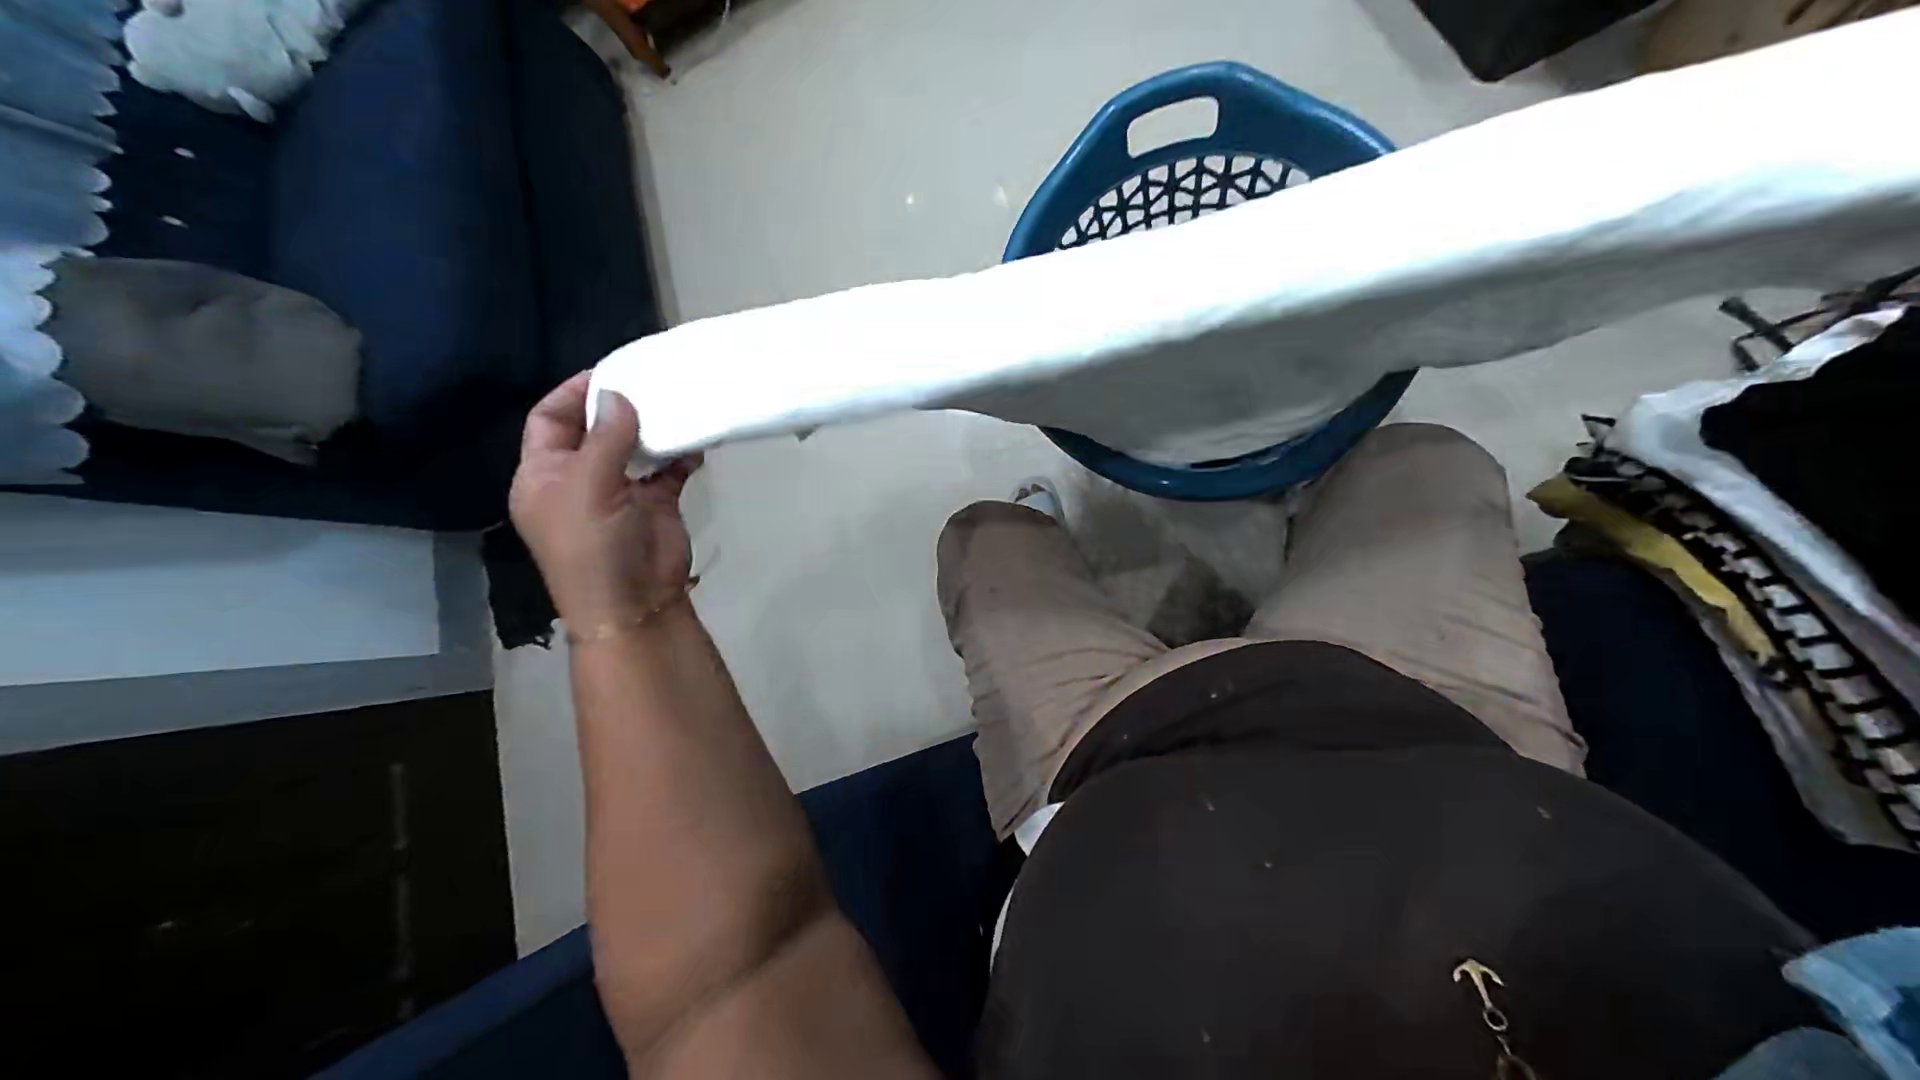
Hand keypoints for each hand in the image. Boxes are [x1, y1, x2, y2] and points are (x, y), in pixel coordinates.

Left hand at [510, 372, 700, 632]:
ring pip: (634, 446)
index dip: (572, 393)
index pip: (549, 419)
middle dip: (619, 406)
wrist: (635, 604)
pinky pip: (668, 469)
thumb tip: (618, 395)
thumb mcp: (588, 488)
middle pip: (595, 429)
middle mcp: (579, 478)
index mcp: (544, 475)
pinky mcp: (655, 503)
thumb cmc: (594, 548)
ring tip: (678, 401)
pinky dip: (682, 454)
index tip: (610, 371)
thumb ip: (605, 438)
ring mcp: (620, 491)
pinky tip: (698, 440)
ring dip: (654, 427)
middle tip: (652, 379)